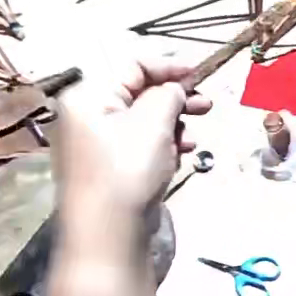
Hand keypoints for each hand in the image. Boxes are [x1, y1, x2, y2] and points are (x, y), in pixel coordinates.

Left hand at [52, 57, 212, 223]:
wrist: (109, 229)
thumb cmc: (128, 169)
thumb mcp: (153, 124)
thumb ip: (168, 96)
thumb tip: (175, 87)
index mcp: (90, 96)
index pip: (132, 65)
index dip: (169, 66)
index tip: (200, 74)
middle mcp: (89, 113)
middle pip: (140, 91)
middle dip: (176, 97)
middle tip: (207, 105)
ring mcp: (99, 140)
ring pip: (145, 117)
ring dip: (174, 122)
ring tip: (194, 135)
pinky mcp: (113, 163)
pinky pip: (143, 140)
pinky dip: (165, 141)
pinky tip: (181, 153)